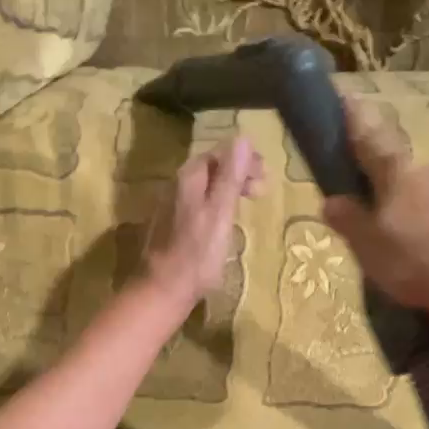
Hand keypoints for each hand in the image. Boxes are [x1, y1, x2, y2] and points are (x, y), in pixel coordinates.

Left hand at [143, 135, 264, 303]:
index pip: (218, 154)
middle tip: (260, 190)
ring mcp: (170, 208)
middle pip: (210, 170)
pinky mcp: (170, 229)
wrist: (163, 291)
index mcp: (188, 179)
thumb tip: (242, 138)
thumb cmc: (197, 254)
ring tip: (246, 206)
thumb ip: (231, 177)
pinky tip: (223, 224)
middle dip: (237, 174)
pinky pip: (197, 206)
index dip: (243, 159)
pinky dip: (215, 207)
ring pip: (203, 189)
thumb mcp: (220, 213)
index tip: (265, 174)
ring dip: (227, 191)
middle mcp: (175, 187)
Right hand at [322, 98, 428, 315]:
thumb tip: (331, 200)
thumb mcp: (369, 248)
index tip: (346, 99)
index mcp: (398, 174)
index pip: (371, 140)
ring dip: (418, 214)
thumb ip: (350, 222)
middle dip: (389, 189)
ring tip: (410, 250)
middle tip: (377, 219)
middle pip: (403, 173)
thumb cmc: (417, 263)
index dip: (356, 122)